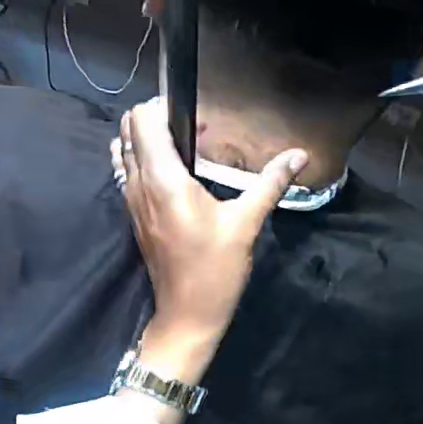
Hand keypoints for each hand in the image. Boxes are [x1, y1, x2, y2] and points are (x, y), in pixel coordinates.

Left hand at [114, 98, 305, 386]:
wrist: (187, 315)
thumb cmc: (215, 271)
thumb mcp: (246, 224)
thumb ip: (269, 183)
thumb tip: (298, 155)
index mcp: (163, 180)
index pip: (142, 120)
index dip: (165, 108)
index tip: (197, 120)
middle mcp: (139, 186)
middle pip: (128, 130)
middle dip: (155, 120)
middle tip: (192, 132)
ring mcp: (131, 203)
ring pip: (124, 153)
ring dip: (147, 142)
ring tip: (182, 152)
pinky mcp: (133, 219)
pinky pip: (126, 176)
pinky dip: (141, 164)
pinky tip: (171, 176)